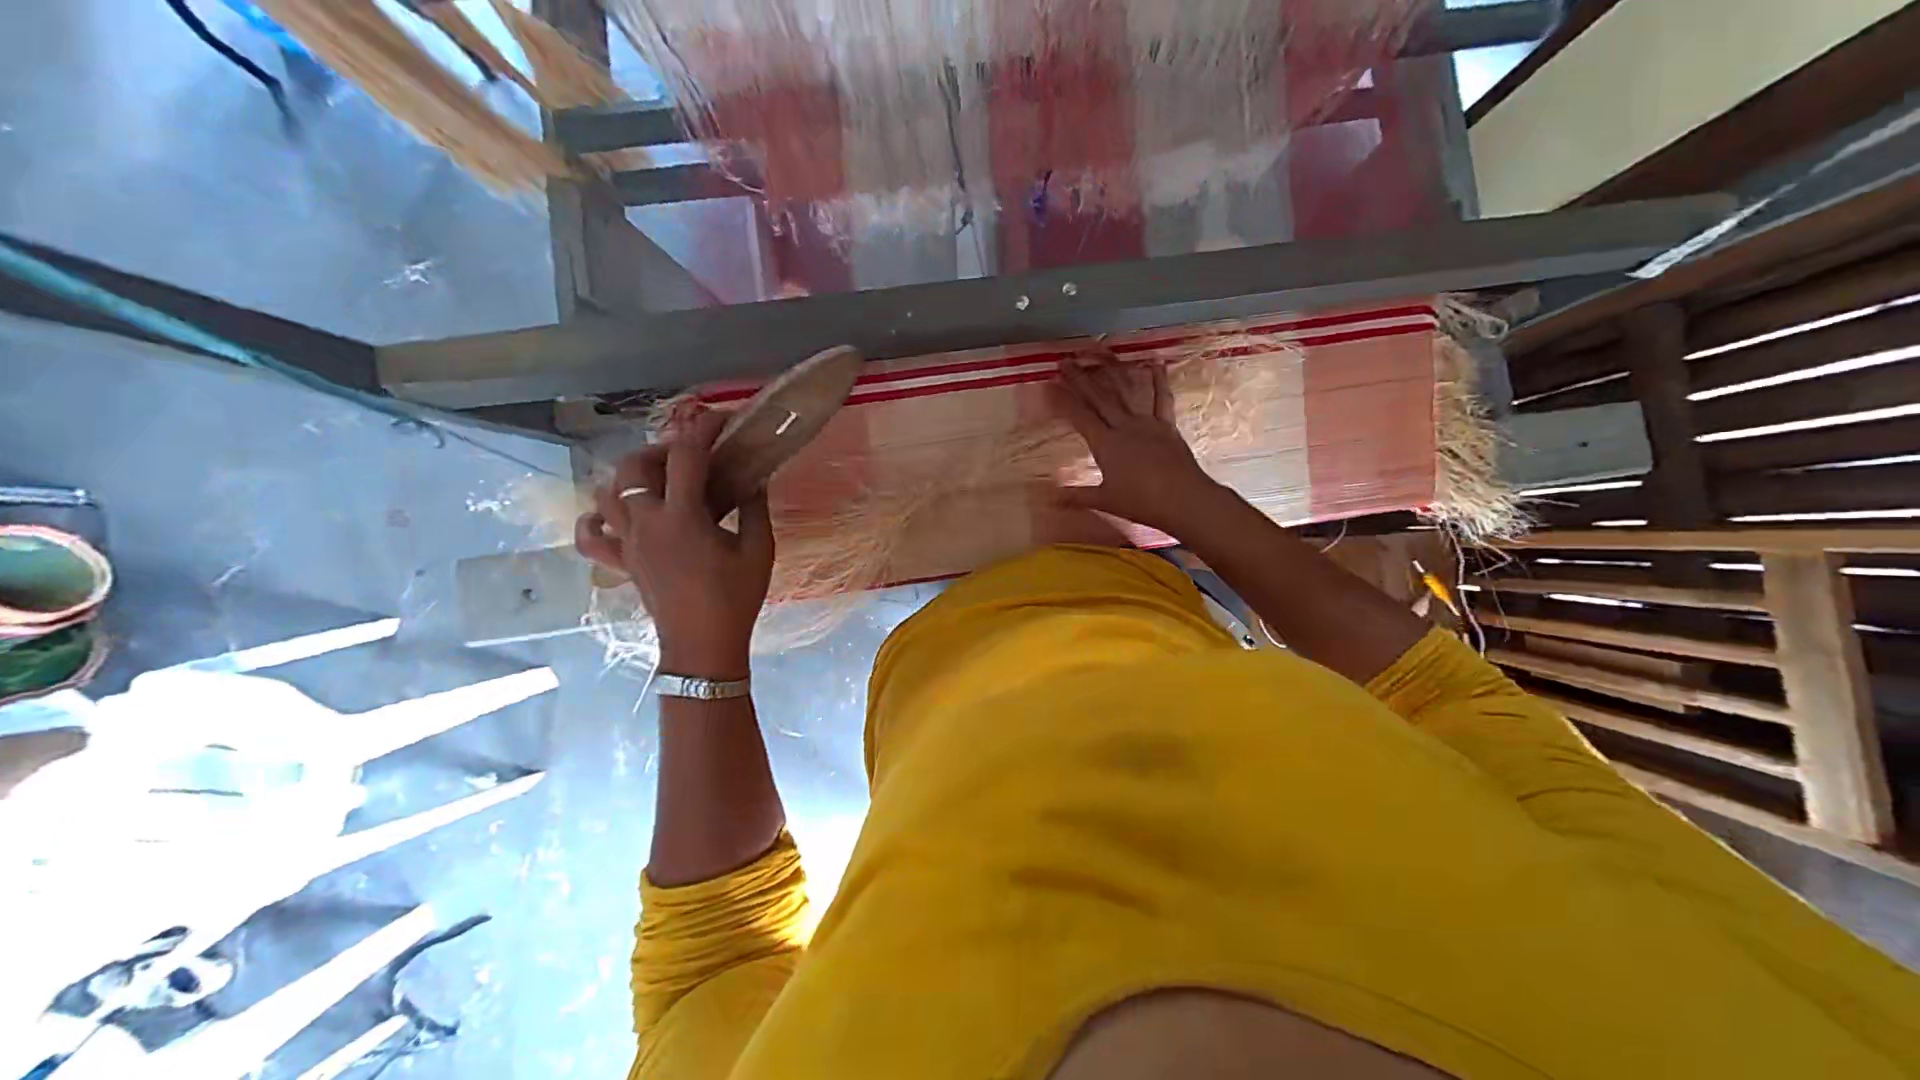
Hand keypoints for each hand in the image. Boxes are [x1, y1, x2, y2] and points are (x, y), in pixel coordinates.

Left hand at [574, 409, 773, 677]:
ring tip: (656, 479)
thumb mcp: (759, 551)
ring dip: (628, 476)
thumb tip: (754, 478)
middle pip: (634, 466)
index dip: (703, 429)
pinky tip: (615, 514)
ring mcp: (627, 543)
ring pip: (606, 492)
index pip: (686, 456)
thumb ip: (756, 508)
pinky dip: (596, 518)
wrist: (703, 647)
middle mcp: (646, 523)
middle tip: (687, 456)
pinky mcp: (621, 562)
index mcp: (683, 517)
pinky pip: (590, 535)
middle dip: (659, 449)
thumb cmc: (735, 599)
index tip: (720, 420)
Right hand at [1052, 352, 1222, 534]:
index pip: (1079, 417)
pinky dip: (1158, 380)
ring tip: (1100, 354)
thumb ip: (1076, 496)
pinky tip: (1155, 362)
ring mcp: (1147, 423)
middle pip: (1099, 398)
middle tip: (1067, 361)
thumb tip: (1048, 498)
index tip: (1049, 384)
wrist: (1184, 500)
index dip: (1063, 401)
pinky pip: (1161, 398)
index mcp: (1106, 445)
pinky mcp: (1167, 426)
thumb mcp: (1105, 500)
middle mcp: (1124, 427)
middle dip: (1081, 379)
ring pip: (1126, 392)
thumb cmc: (1142, 502)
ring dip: (1112, 372)